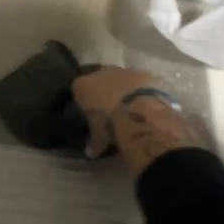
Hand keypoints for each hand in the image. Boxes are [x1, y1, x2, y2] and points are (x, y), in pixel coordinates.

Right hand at [72, 66, 202, 175]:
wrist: (140, 114)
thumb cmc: (110, 124)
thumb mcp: (98, 137)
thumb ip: (94, 140)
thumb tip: (91, 152)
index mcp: (82, 85)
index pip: (78, 89)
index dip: (84, 101)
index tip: (90, 113)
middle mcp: (100, 72)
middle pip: (99, 80)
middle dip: (104, 92)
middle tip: (110, 109)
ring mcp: (123, 71)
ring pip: (120, 78)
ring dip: (123, 90)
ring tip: (129, 107)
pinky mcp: (144, 74)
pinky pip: (139, 82)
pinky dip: (140, 92)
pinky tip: (144, 105)